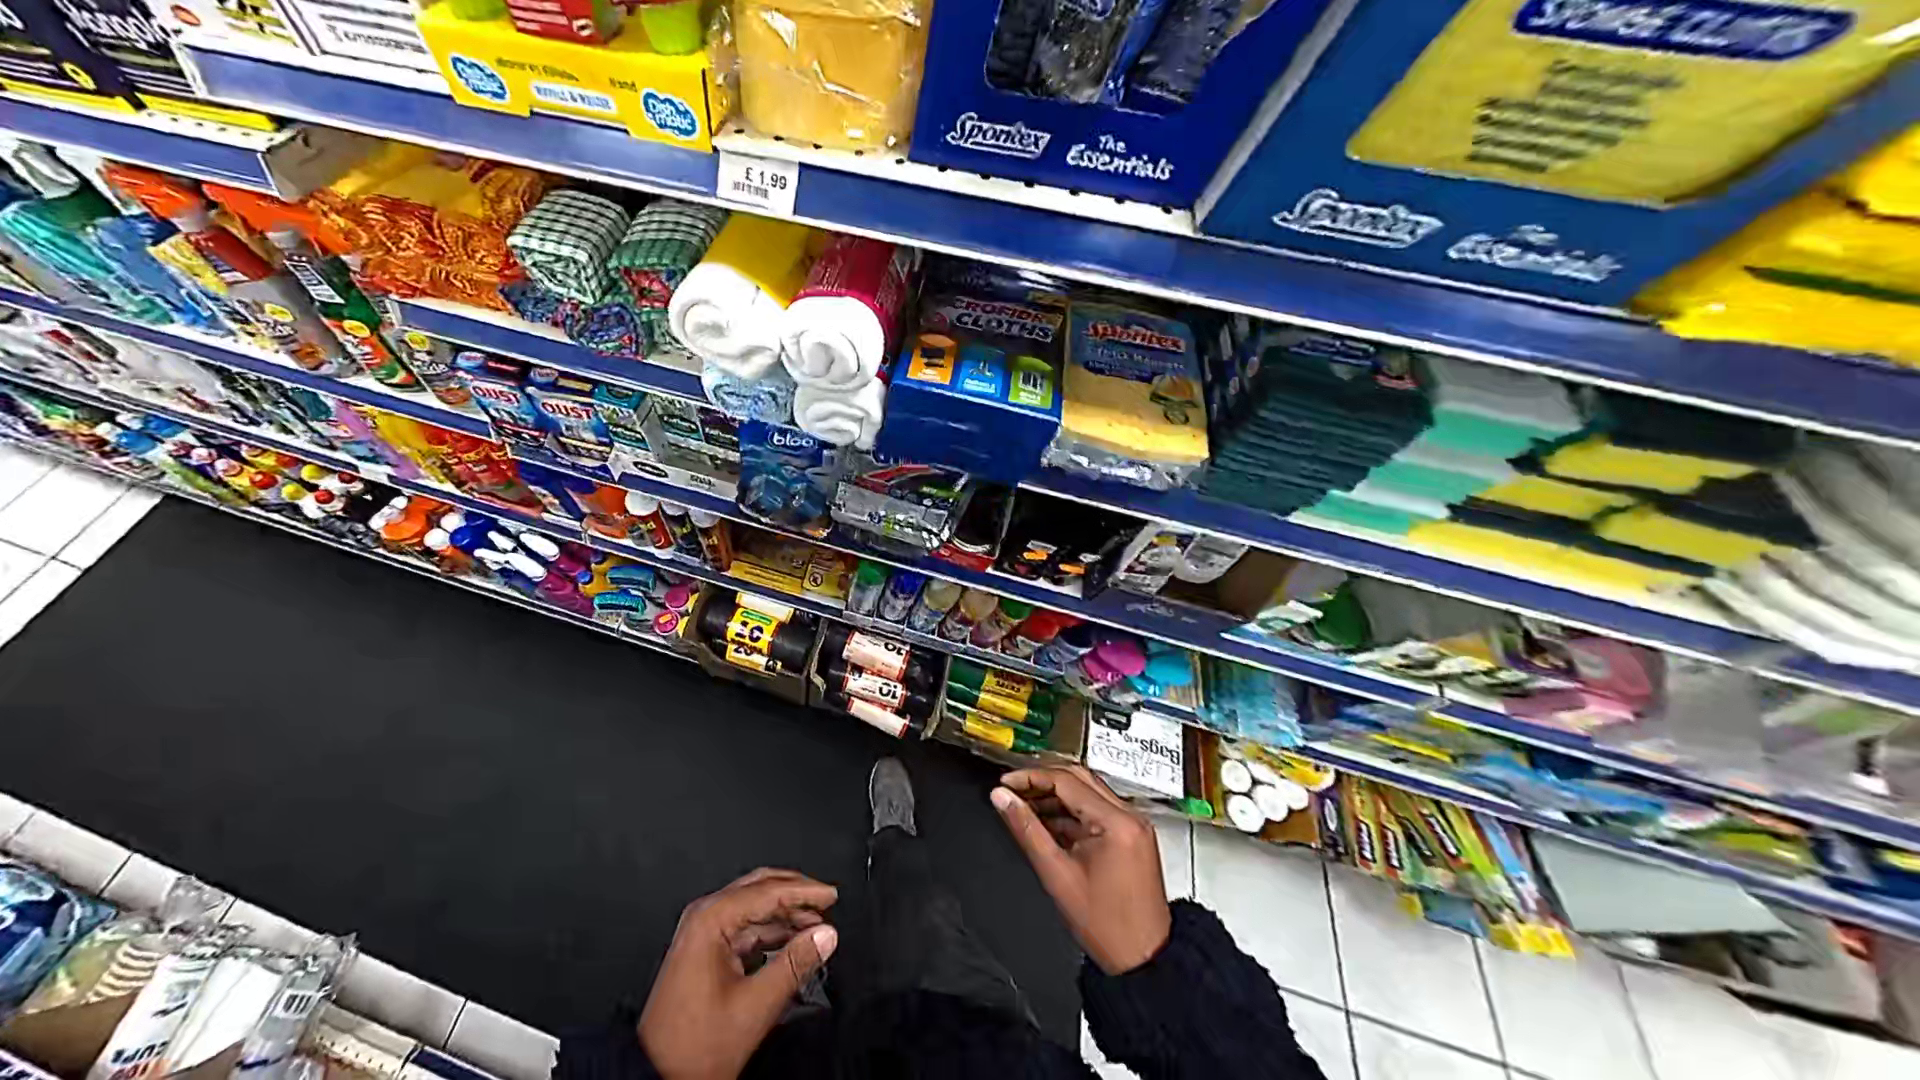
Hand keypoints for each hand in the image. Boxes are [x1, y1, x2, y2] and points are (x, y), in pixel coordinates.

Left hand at [638, 868, 838, 1079]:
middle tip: (826, 902)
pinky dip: (772, 930)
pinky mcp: (705, 949)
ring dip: (786, 914)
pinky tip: (792, 942)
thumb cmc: (691, 1049)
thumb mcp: (755, 1005)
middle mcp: (704, 918)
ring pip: (754, 907)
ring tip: (815, 926)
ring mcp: (702, 933)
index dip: (805, 891)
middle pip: (760, 889)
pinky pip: (745, 926)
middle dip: (796, 894)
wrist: (654, 1079)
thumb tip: (825, 935)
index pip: (769, 890)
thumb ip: (795, 964)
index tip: (831, 896)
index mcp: (710, 920)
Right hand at [991, 765, 1171, 975]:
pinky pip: (1096, 810)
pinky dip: (1071, 812)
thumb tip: (1004, 800)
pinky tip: (1048, 824)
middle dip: (1042, 780)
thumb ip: (1026, 829)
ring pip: (1087, 792)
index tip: (1007, 783)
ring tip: (1025, 807)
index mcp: (1116, 822)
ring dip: (1056, 796)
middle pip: (1078, 778)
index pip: (1066, 780)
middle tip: (1013, 789)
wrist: (1142, 958)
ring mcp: (1133, 825)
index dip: (1030, 777)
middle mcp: (1130, 817)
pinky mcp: (1131, 835)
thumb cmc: (1108, 926)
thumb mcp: (1056, 874)